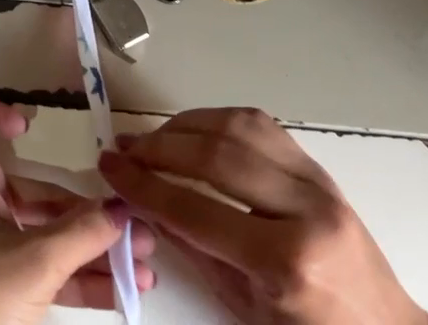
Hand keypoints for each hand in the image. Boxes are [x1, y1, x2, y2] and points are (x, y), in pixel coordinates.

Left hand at [0, 97, 157, 324]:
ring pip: (44, 231)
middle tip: (135, 222)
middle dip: (86, 206)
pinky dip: (78, 274)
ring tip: (144, 259)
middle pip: (33, 186)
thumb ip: (81, 236)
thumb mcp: (32, 264)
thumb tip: (123, 211)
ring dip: (92, 245)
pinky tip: (124, 289)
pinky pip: (43, 266)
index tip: (32, 126)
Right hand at [98, 108, 427, 324]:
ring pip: (237, 127)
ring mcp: (318, 183)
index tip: (108, 168)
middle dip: (158, 148)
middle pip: (215, 156)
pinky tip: (191, 132)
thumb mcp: (241, 306)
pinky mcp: (319, 168)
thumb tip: (138, 202)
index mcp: (285, 261)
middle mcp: (305, 211)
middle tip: (122, 150)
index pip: (194, 209)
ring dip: (184, 126)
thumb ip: (190, 246)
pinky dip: (217, 121)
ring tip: (152, 139)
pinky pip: (260, 126)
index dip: (142, 185)